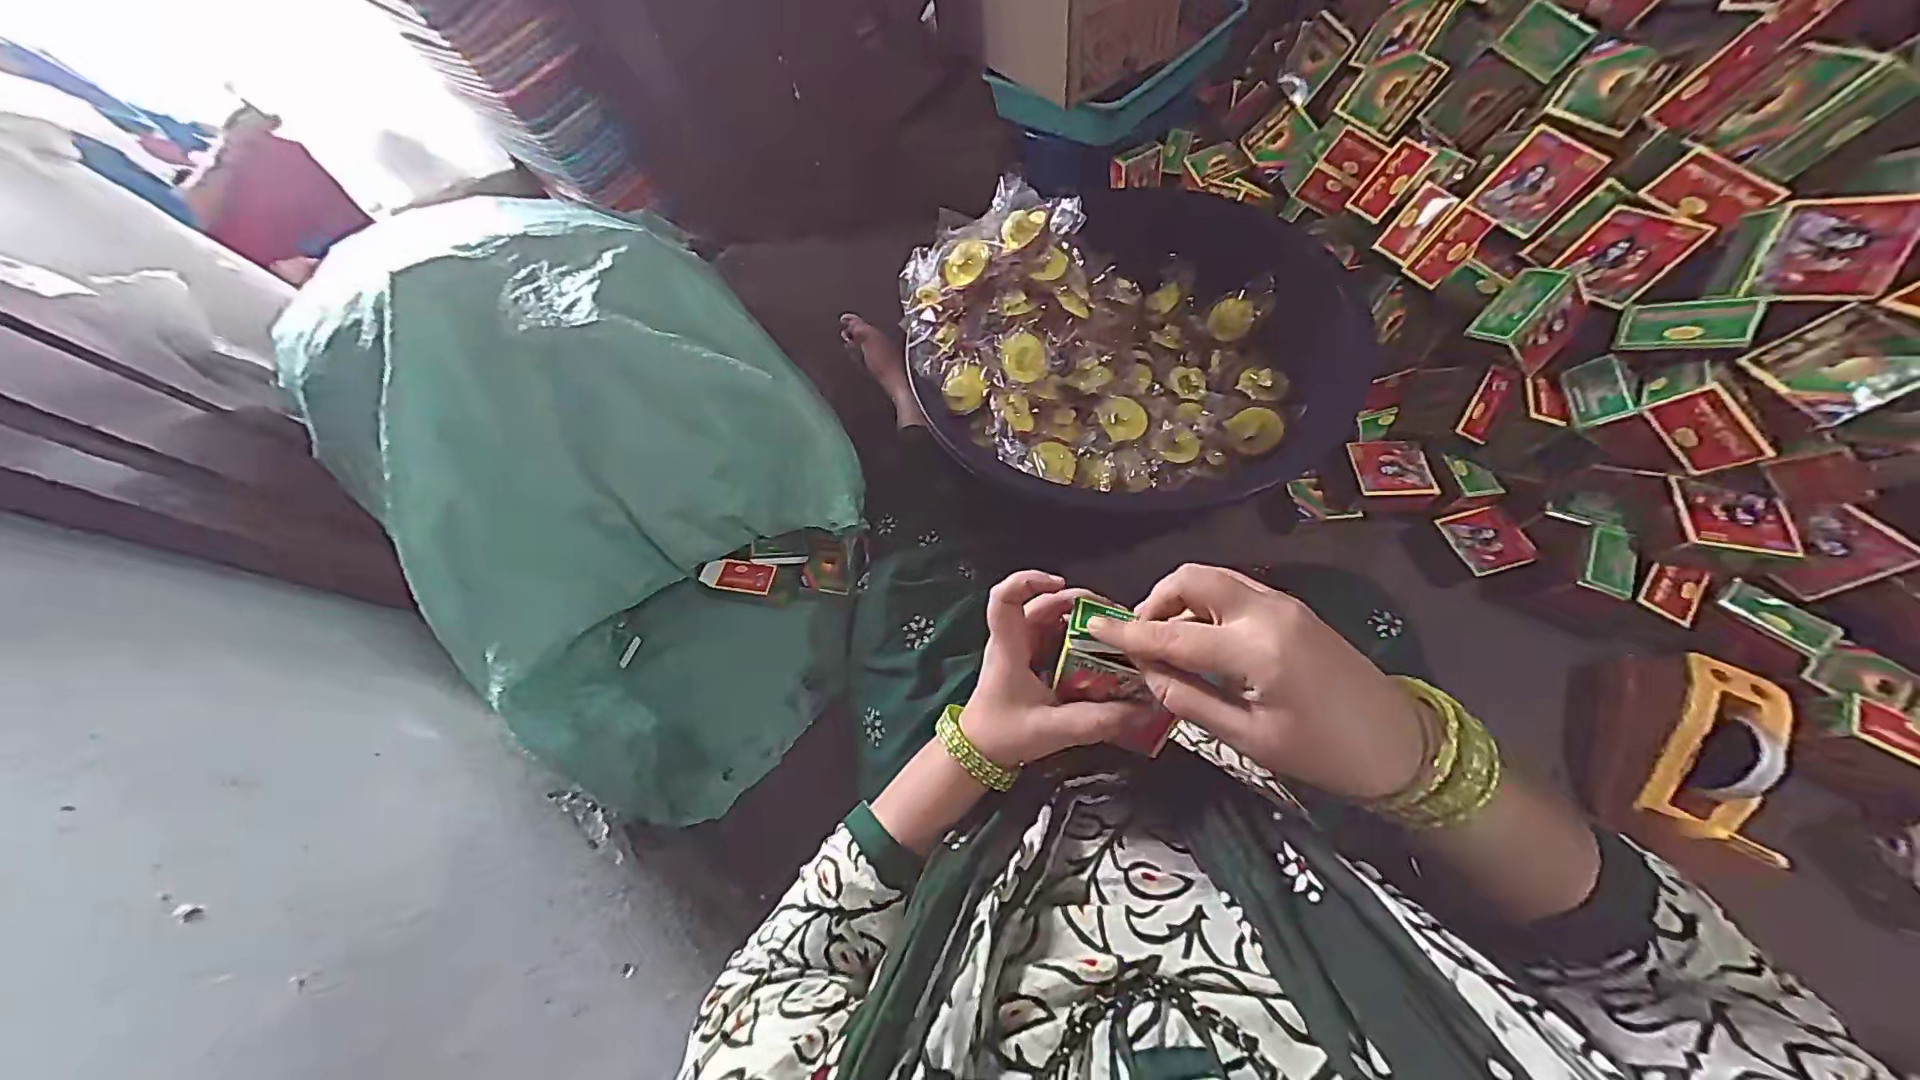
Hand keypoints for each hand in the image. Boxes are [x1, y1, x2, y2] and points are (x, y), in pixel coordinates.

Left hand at [959, 571, 1163, 769]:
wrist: (978, 752)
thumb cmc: (1001, 735)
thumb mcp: (1051, 729)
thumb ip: (1096, 721)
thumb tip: (1141, 712)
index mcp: (1008, 647)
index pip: (1005, 598)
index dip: (1029, 580)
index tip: (1060, 584)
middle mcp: (1013, 639)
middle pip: (1041, 602)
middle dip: (1076, 601)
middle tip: (1110, 613)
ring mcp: (1022, 648)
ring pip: (1051, 618)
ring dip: (1080, 618)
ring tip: (1112, 629)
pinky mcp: (1031, 659)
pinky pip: (1056, 637)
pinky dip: (1077, 637)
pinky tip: (1100, 650)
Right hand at [1087, 564, 1425, 800]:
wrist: (1405, 746)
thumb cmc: (1326, 754)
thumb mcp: (1249, 738)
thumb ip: (1189, 701)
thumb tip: (1145, 675)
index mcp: (1257, 650)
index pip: (1173, 635)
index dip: (1127, 634)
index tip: (1092, 628)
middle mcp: (1267, 612)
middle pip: (1191, 579)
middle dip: (1155, 602)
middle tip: (1141, 640)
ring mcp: (1283, 605)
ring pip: (1211, 579)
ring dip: (1179, 601)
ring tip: (1167, 642)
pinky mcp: (1290, 609)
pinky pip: (1232, 591)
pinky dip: (1204, 606)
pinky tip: (1201, 640)